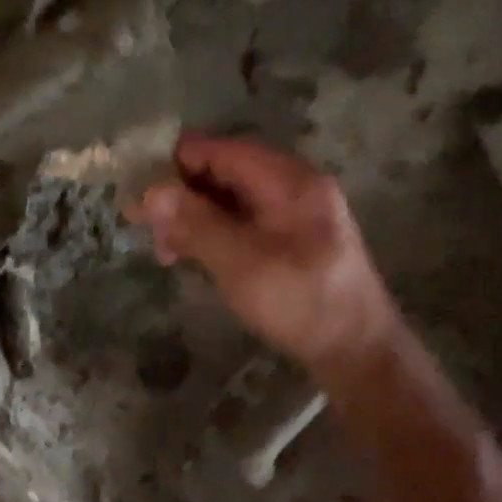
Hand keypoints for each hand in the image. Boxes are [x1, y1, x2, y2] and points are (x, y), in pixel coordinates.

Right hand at [129, 134, 399, 377]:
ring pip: (220, 194)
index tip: (142, 201)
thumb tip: (148, 191)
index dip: (171, 168)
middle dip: (176, 195)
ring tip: (165, 251)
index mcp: (285, 180)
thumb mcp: (238, 260)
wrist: (359, 352)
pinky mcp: (286, 232)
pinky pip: (234, 215)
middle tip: (148, 229)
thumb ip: (193, 221)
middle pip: (215, 169)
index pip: (212, 149)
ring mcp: (289, 208)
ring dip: (186, 216)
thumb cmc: (299, 301)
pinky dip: (206, 229)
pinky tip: (187, 254)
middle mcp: (289, 183)